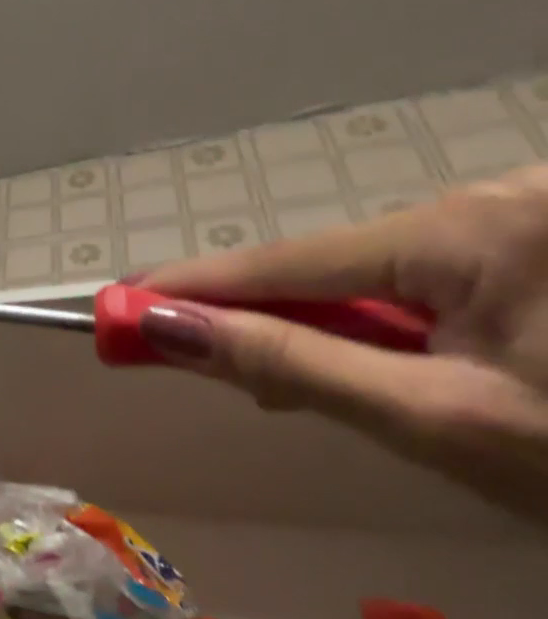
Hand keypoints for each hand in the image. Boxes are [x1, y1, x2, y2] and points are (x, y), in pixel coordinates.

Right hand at [135, 164, 547, 523]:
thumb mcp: (443, 423)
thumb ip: (291, 364)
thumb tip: (165, 326)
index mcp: (472, 228)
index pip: (284, 261)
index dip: (190, 289)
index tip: (113, 305)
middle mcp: (502, 196)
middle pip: (340, 264)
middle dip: (279, 316)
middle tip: (215, 364)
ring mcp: (538, 212)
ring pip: (392, 269)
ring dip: (348, 323)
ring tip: (342, 383)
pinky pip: (445, 272)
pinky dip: (408, 318)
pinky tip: (416, 361)